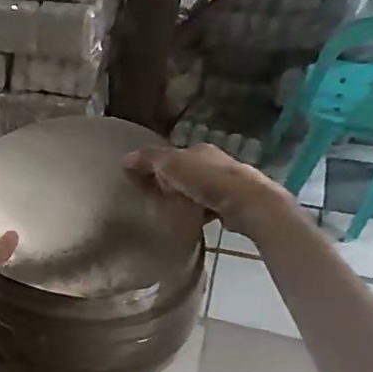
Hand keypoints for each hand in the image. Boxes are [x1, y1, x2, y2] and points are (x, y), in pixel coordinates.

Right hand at [123, 143, 292, 232]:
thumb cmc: (207, 180)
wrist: (247, 202)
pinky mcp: (231, 203)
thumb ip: (149, 160)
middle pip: (183, 172)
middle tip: (151, 200)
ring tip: (168, 213)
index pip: (170, 156)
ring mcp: (225, 183)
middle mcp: (213, 162)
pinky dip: (196, 211)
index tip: (139, 182)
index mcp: (198, 150)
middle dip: (168, 184)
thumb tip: (125, 159)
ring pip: (195, 190)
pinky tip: (189, 221)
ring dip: (182, 198)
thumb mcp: (171, 165)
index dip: (153, 167)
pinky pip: (206, 206)